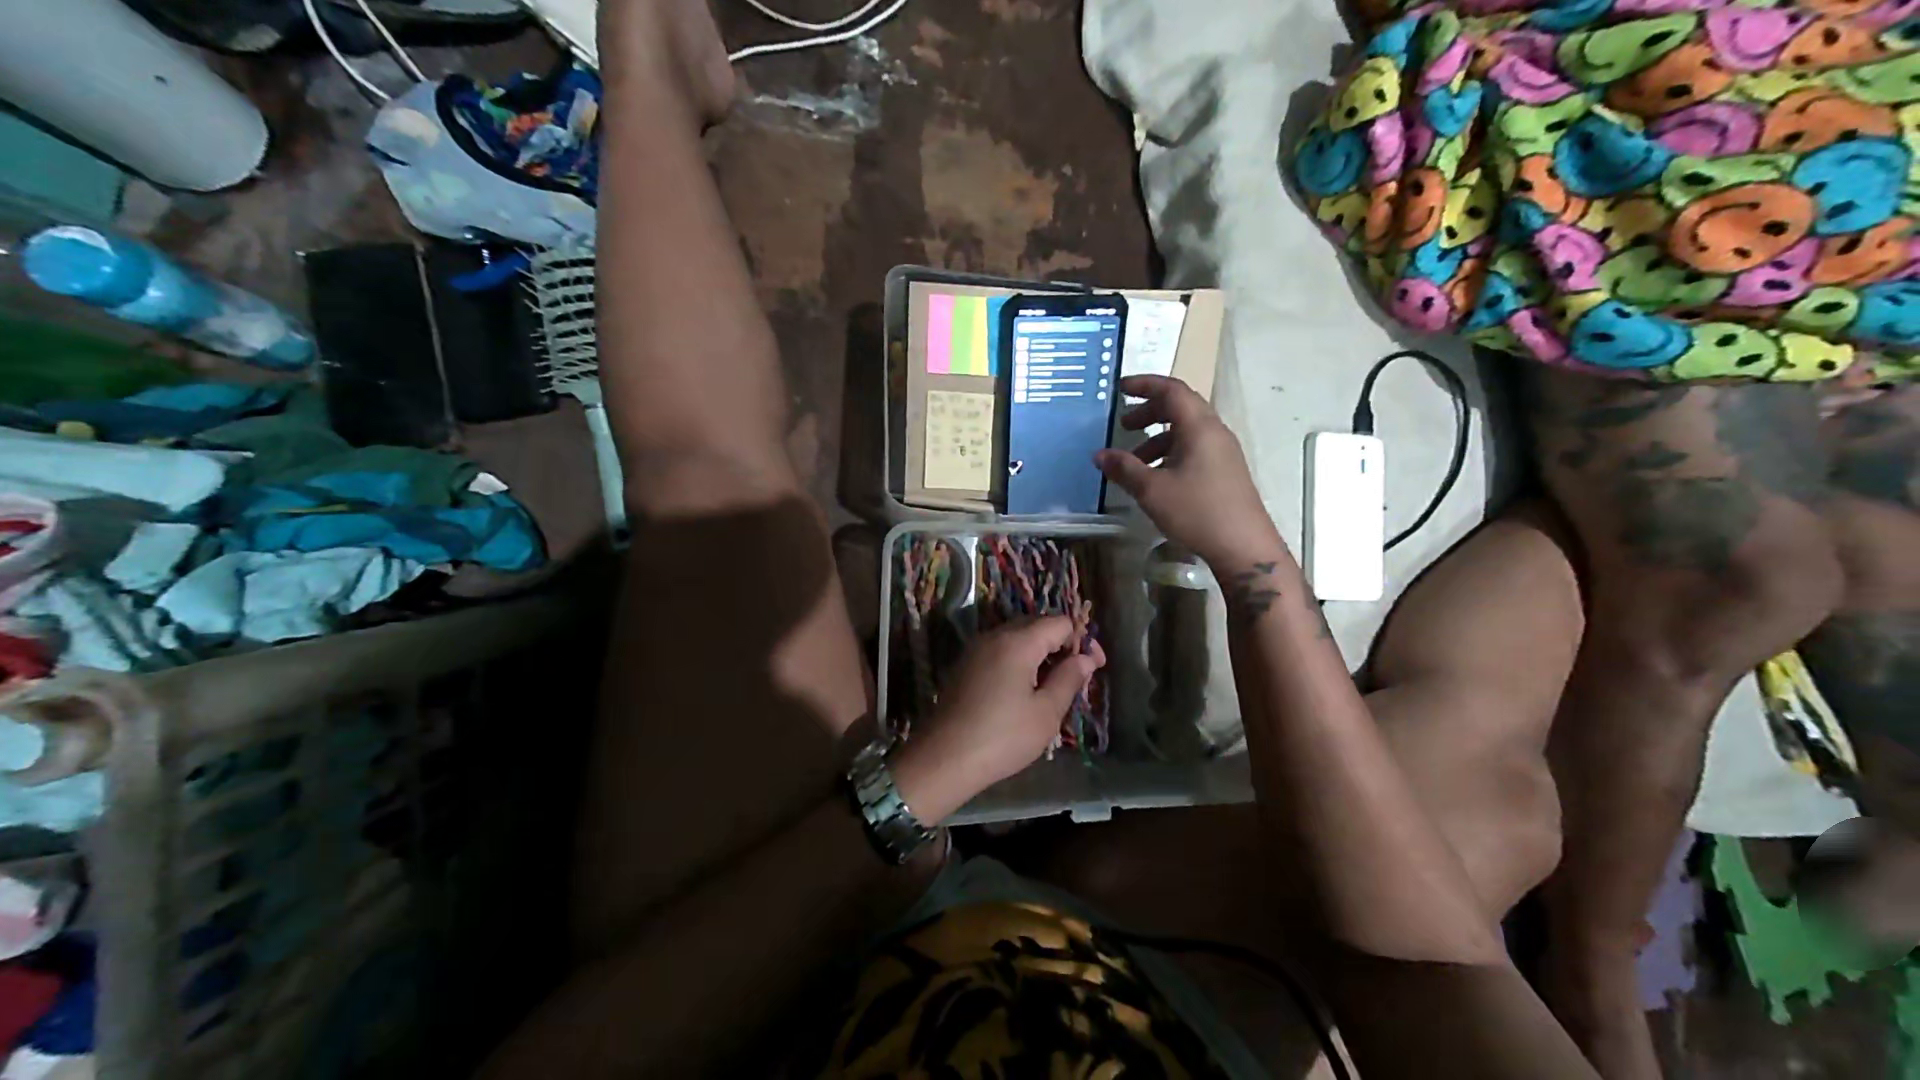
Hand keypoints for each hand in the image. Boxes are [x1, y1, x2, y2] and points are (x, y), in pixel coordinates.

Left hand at [891, 616, 1105, 823]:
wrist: (944, 758)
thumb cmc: (1003, 736)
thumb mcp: (1046, 712)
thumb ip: (1069, 679)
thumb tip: (1086, 658)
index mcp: (1018, 642)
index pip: (1059, 623)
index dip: (1082, 640)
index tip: (1095, 667)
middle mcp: (994, 636)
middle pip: (1037, 625)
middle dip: (1062, 644)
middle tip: (1078, 675)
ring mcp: (976, 649)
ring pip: (1017, 637)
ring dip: (1040, 652)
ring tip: (1055, 684)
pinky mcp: (965, 665)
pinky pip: (1000, 651)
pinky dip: (1019, 660)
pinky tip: (1026, 688)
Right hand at [1096, 375, 1281, 566]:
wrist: (1243, 546)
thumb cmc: (1197, 512)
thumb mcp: (1152, 490)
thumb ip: (1124, 468)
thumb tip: (1099, 455)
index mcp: (1199, 427)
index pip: (1172, 390)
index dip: (1145, 384)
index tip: (1121, 388)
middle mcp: (1214, 432)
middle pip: (1180, 408)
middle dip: (1149, 411)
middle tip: (1124, 425)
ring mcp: (1223, 451)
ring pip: (1186, 430)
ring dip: (1158, 436)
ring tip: (1134, 458)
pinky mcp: (1225, 470)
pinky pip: (1194, 448)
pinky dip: (1170, 451)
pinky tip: (1156, 476)